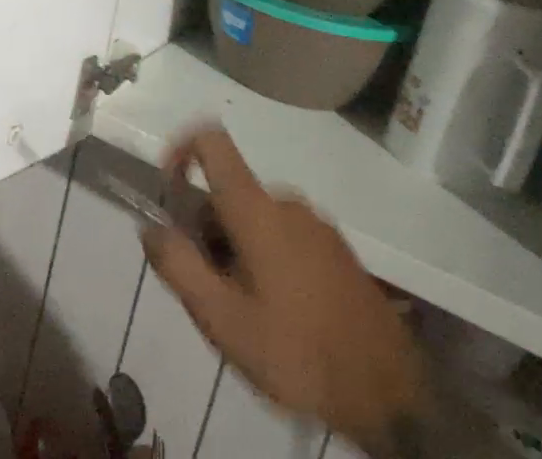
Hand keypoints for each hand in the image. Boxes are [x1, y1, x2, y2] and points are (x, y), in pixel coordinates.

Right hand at [142, 127, 427, 453]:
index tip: (166, 194)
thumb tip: (150, 227)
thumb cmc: (295, 352)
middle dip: (203, 229)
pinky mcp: (340, 252)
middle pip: (227, 193)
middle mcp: (289, 205)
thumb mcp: (219, 317)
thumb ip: (176, 264)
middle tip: (204, 286)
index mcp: (257, 210)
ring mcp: (320, 228)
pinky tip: (275, 312)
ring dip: (233, 249)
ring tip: (240, 309)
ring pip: (254, 218)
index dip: (179, 151)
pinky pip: (284, 236)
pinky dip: (264, 258)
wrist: (391, 398)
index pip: (211, 143)